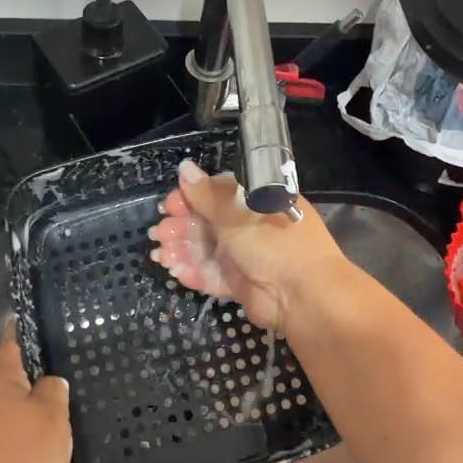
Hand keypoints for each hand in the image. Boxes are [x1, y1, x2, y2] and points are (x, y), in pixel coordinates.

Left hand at [0, 325, 70, 462]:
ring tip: (57, 418)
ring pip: (4, 406)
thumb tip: (49, 382)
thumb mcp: (52, 420)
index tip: (48, 325)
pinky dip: (16, 434)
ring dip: (25, 410)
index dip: (30, 332)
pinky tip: (35, 449)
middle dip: (34, 378)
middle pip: (9, 376)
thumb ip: (53, 391)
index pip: (13, 342)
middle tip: (67, 381)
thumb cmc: (20, 461)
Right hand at [146, 160, 350, 331]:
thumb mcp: (236, 212)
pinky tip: (175, 270)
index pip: (217, 194)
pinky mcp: (240, 283)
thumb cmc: (272, 241)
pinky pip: (212, 275)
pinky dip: (194, 272)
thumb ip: (206, 194)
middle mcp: (250, 226)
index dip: (190, 199)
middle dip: (181, 227)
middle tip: (160, 232)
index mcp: (255, 201)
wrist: (302, 294)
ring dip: (182, 250)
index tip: (170, 204)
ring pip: (206, 250)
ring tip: (162, 254)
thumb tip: (185, 168)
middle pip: (207, 223)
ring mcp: (245, 256)